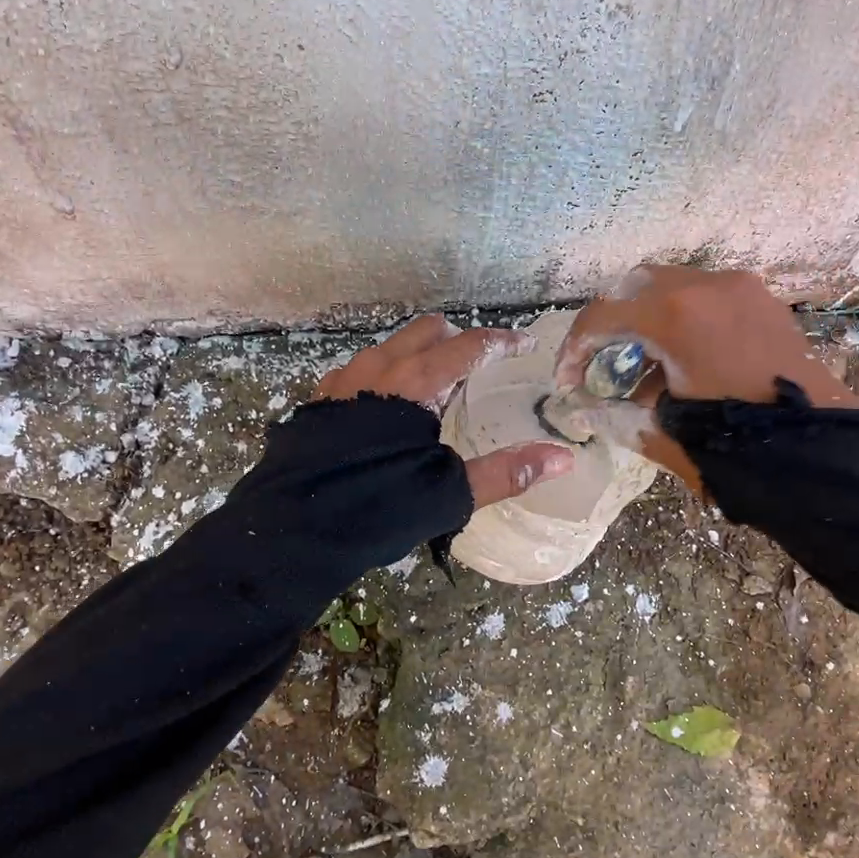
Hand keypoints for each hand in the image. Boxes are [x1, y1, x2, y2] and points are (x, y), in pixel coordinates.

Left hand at [315, 314, 575, 508]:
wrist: (296, 526)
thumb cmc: (380, 505)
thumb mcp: (449, 492)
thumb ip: (506, 472)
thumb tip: (562, 459)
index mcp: (415, 381)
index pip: (468, 346)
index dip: (501, 341)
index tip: (524, 343)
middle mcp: (378, 367)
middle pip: (426, 331)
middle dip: (455, 338)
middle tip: (476, 363)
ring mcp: (343, 379)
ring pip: (390, 346)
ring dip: (417, 354)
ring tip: (432, 386)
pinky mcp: (319, 398)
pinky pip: (360, 369)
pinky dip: (383, 374)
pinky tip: (384, 405)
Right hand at [554, 265, 857, 488]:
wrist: (824, 453)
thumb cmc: (736, 446)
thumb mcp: (662, 434)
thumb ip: (614, 414)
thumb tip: (585, 407)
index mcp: (675, 314)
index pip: (603, 315)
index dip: (575, 347)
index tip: (567, 380)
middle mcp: (707, 286)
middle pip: (635, 285)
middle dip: (610, 322)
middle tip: (601, 363)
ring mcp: (741, 288)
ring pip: (674, 285)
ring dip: (647, 317)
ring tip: (644, 364)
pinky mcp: (765, 301)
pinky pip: (708, 296)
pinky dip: (683, 317)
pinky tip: (683, 358)